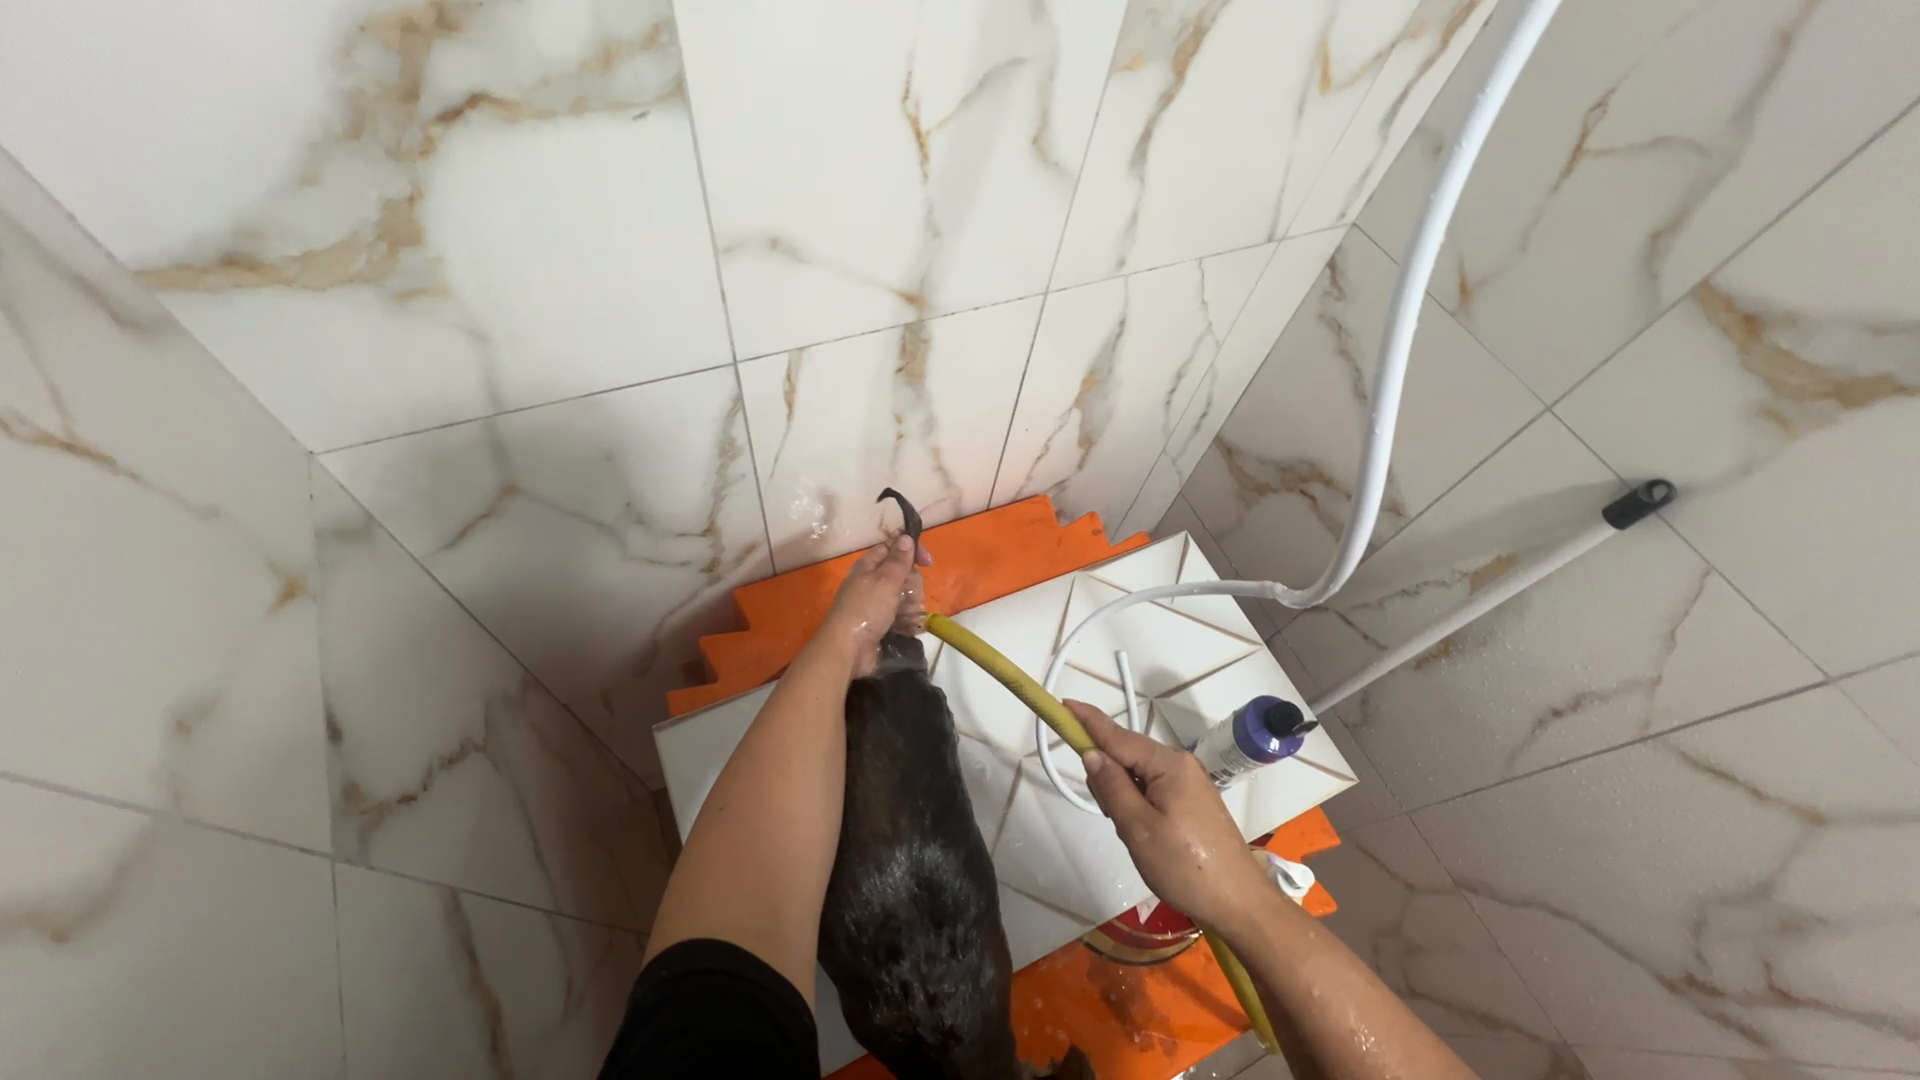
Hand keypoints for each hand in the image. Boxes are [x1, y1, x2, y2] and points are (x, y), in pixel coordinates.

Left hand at [819, 534, 931, 675]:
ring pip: (906, 598)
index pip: (893, 549)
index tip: (928, 562)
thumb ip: (899, 560)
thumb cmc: (865, 609)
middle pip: (904, 576)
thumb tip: (906, 537)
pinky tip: (907, 630)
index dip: (911, 552)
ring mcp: (878, 606)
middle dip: (912, 586)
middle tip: (907, 597)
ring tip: (904, 618)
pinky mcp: (883, 625)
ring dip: (911, 607)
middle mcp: (873, 584)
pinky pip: (903, 618)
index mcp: (869, 567)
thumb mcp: (884, 580)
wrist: (848, 649)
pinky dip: (907, 623)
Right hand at [1067, 700, 1270, 930]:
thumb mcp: (1138, 829)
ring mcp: (1189, 783)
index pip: (1118, 736)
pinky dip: (1138, 804)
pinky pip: (1153, 789)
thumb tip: (1091, 754)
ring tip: (1133, 834)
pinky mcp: (1193, 802)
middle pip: (1127, 755)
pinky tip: (1144, 833)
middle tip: (1113, 817)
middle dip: (1108, 776)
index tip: (1063, 704)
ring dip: (1124, 795)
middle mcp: (1180, 765)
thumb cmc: (1185, 867)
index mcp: (1168, 765)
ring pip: (1139, 775)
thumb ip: (1112, 787)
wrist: (1240, 903)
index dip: (1088, 721)